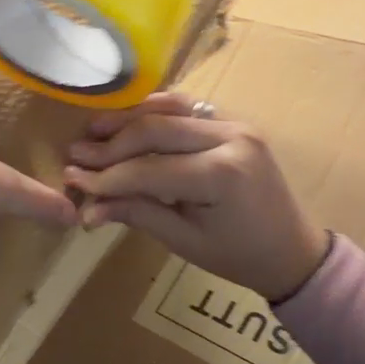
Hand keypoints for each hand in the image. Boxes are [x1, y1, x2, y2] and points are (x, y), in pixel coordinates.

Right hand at [63, 93, 328, 299]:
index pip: (148, 169)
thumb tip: (85, 208)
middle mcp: (231, 138)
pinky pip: (188, 108)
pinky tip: (128, 117)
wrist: (292, 250)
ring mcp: (236, 124)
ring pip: (169, 110)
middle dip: (111, 145)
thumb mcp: (183, 241)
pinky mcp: (234, 122)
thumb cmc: (238, 255)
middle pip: (155, 130)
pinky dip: (156, 111)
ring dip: (128, 120)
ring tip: (92, 129)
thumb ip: (135, 214)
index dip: (106, 177)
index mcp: (222, 175)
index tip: (72, 180)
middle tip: (75, 154)